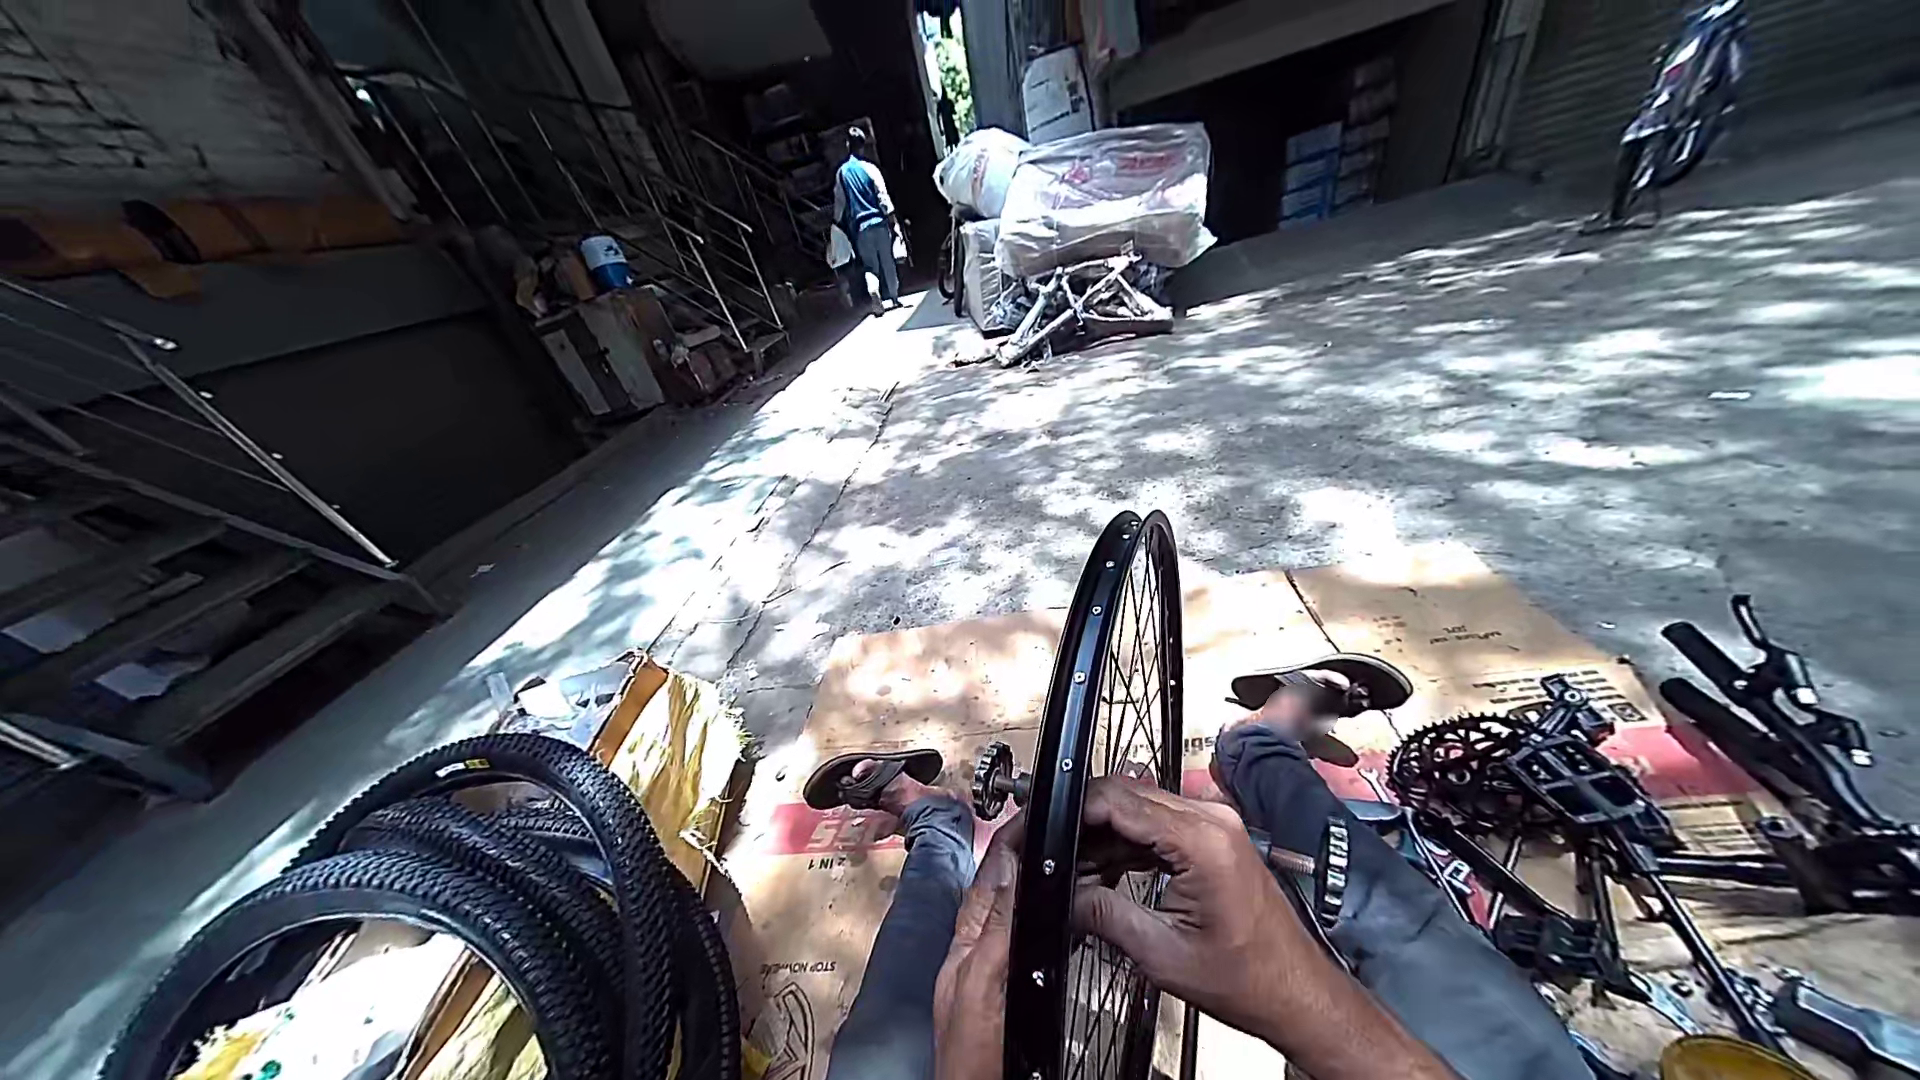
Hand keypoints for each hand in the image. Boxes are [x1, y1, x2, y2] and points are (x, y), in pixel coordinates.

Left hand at [933, 814, 1023, 1079]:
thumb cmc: (974, 1059)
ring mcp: (993, 967)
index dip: (1007, 842)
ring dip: (1028, 876)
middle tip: (1042, 824)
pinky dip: (1039, 910)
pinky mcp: (1013, 986)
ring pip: (1012, 907)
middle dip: (1017, 851)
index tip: (1029, 816)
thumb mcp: (981, 982)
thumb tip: (1012, 870)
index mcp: (966, 942)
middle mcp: (976, 949)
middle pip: (998, 886)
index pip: (989, 876)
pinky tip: (1053, 907)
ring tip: (1049, 852)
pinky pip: (1025, 935)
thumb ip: (995, 926)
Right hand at [1071, 779, 1326, 1039]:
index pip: (1119, 800)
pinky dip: (1125, 841)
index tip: (1045, 825)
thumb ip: (1104, 915)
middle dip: (1082, 820)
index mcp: (1202, 840)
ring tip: (1075, 867)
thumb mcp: (1164, 955)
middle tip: (1053, 848)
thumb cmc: (1250, 980)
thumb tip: (1062, 896)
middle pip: (1125, 794)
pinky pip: (1154, 821)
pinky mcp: (1210, 833)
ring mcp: (1212, 822)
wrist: (1299, 994)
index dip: (1074, 810)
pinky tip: (1104, 868)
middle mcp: (1209, 818)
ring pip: (1136, 805)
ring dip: (1101, 833)